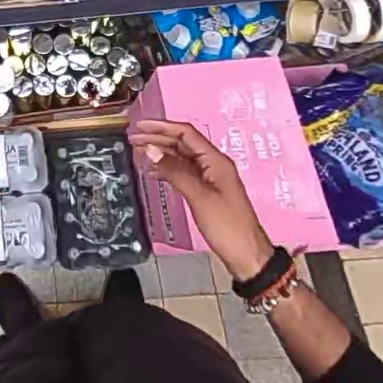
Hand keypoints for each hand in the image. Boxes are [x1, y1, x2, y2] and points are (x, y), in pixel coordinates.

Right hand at [129, 118, 274, 281]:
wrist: (247, 257)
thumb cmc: (227, 227)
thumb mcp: (199, 196)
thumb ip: (174, 171)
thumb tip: (151, 150)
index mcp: (216, 161)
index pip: (186, 133)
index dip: (162, 126)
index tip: (141, 126)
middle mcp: (213, 165)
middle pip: (182, 143)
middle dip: (158, 138)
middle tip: (135, 139)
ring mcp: (210, 178)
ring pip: (181, 157)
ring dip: (160, 153)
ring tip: (139, 152)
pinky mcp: (206, 191)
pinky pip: (183, 172)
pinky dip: (166, 169)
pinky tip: (153, 172)